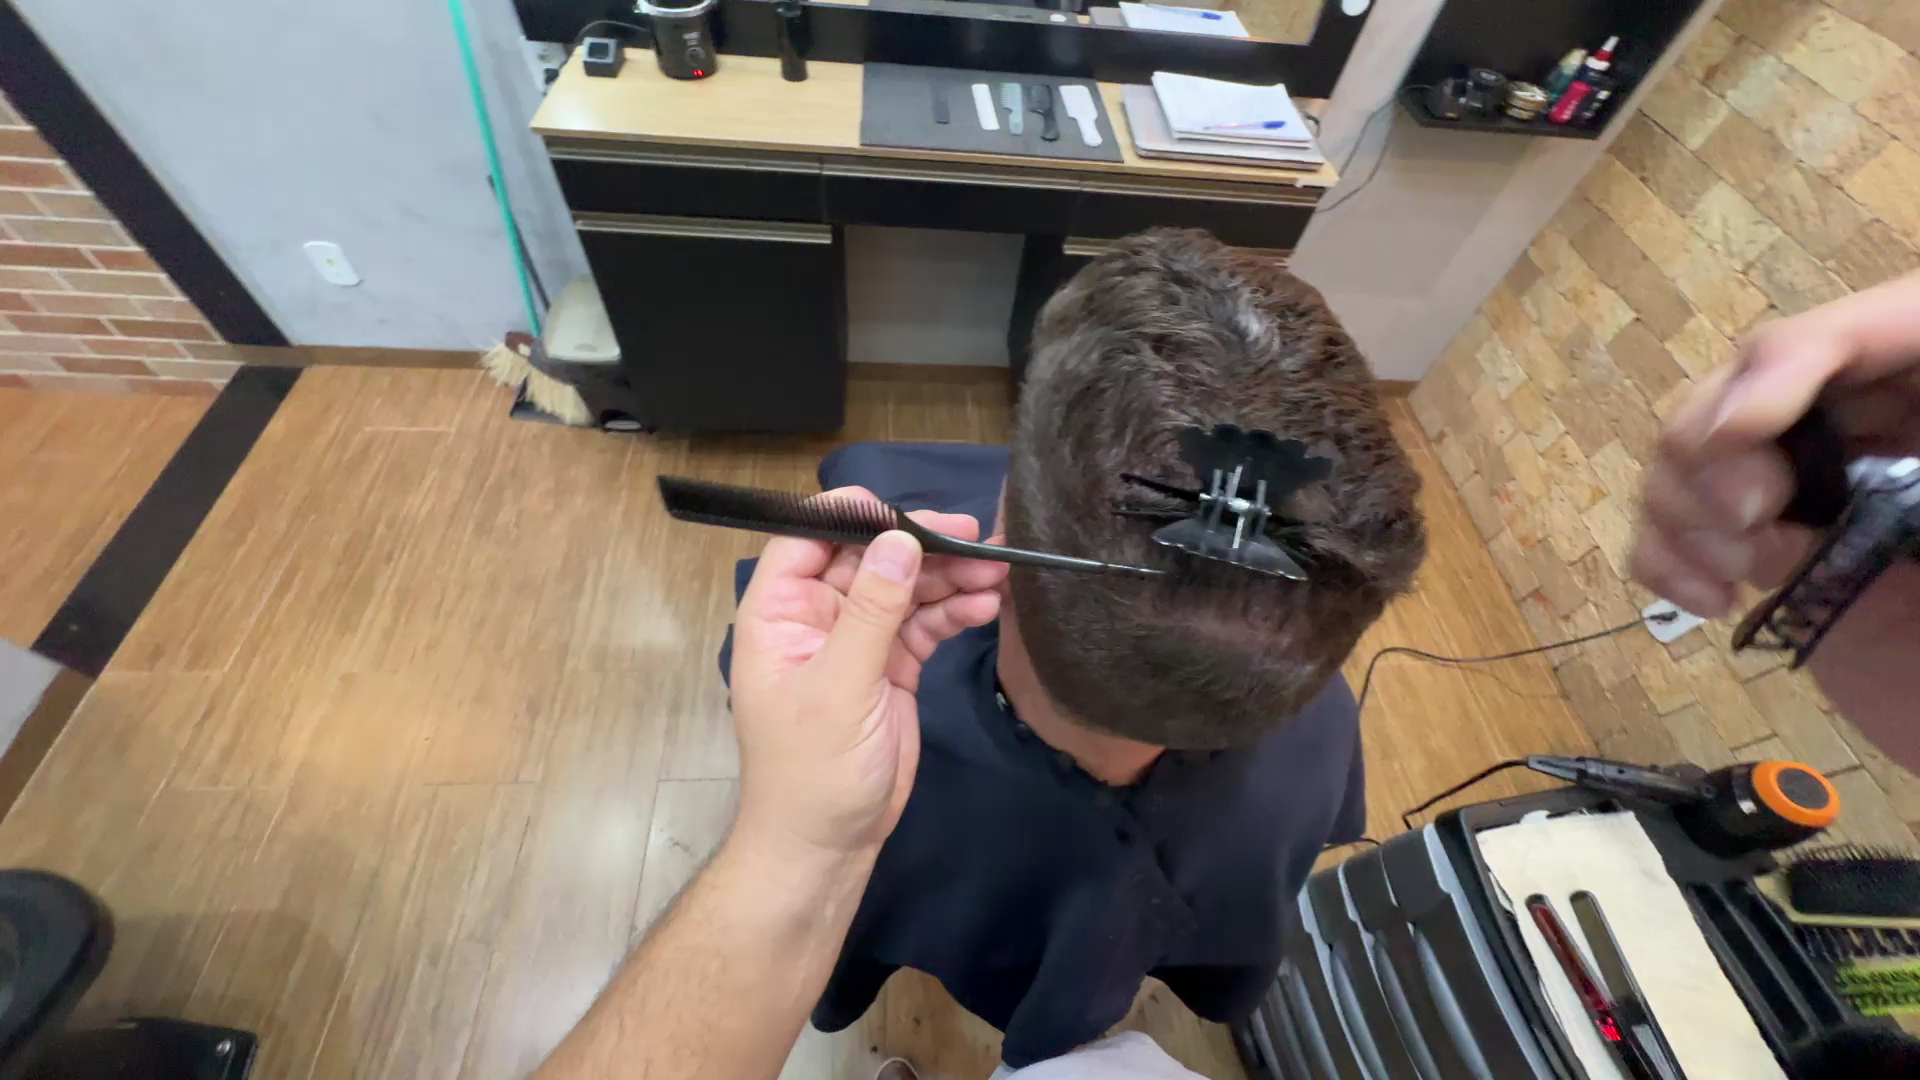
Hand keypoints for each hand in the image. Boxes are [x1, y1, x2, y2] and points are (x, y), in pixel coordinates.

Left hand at [727, 488, 1008, 858]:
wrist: (832, 842)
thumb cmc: (814, 769)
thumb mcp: (840, 687)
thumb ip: (872, 611)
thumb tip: (899, 539)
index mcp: (781, 612)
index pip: (808, 538)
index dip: (853, 515)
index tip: (906, 509)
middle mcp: (820, 615)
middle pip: (870, 557)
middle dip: (921, 545)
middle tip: (975, 536)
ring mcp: (860, 637)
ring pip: (906, 587)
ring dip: (949, 577)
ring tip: (998, 570)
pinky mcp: (894, 661)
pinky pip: (926, 622)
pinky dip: (956, 611)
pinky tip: (987, 604)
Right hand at [1631, 272, 1919, 752]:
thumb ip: (1906, 463)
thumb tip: (1742, 417)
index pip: (1844, 335)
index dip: (1781, 365)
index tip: (1742, 432)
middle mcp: (1859, 436)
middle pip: (1729, 398)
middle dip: (1713, 457)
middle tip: (1750, 517)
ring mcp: (1800, 501)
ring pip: (1677, 467)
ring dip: (1683, 517)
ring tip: (1744, 572)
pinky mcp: (1756, 559)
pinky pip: (1664, 537)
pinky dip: (1662, 563)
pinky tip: (1705, 598)